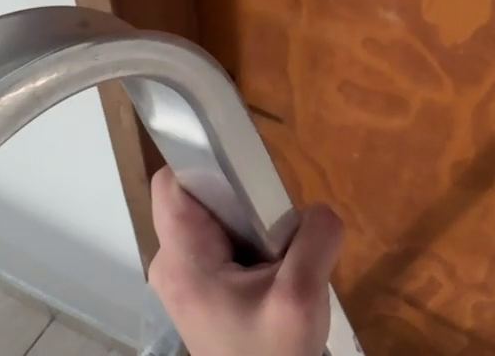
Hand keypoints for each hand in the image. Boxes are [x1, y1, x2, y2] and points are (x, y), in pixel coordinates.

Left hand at [147, 167, 345, 355]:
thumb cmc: (269, 355)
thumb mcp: (301, 297)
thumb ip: (315, 237)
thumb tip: (319, 212)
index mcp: (182, 259)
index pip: (174, 179)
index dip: (206, 157)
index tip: (249, 161)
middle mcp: (175, 260)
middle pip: (207, 193)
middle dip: (249, 197)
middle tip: (282, 228)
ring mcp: (189, 273)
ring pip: (225, 214)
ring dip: (261, 222)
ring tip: (284, 252)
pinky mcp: (207, 283)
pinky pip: (233, 235)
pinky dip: (260, 240)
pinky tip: (281, 266)